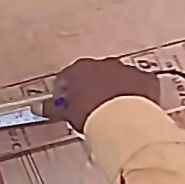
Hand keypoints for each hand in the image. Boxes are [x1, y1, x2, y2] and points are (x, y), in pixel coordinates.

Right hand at [43, 57, 163, 130]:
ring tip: (109, 110)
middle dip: (89, 88)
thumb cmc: (90, 112)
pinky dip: (135, 93)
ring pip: (116, 78)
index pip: (65, 78)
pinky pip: (139, 84)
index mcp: (78, 69)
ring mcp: (126, 70)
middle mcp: (102, 64)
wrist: (123, 119)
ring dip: (112, 89)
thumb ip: (50, 108)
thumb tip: (37, 108)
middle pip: (92, 75)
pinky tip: (130, 107)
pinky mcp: (146, 79)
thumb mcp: (65, 112)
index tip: (65, 105)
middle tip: (87, 108)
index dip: (64, 93)